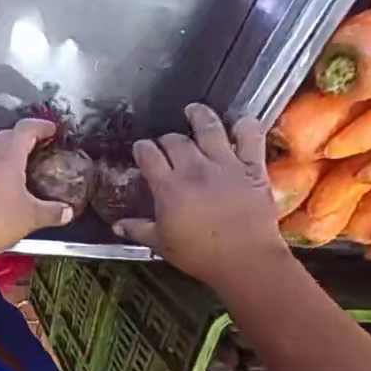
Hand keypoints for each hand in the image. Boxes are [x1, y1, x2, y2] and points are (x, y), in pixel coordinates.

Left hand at [0, 117, 73, 261]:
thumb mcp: (31, 218)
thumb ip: (52, 212)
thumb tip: (67, 212)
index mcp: (7, 157)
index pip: (25, 129)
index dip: (41, 126)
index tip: (53, 131)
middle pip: (7, 135)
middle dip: (24, 137)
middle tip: (40, 147)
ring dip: (8, 152)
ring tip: (23, 167)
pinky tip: (2, 187)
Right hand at [114, 103, 286, 289]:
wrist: (244, 259)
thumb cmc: (199, 255)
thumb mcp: (161, 244)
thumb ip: (138, 230)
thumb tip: (117, 225)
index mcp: (169, 186)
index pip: (148, 155)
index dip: (142, 149)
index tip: (141, 149)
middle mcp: (194, 168)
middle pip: (175, 140)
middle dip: (166, 138)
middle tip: (165, 143)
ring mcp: (225, 164)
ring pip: (210, 128)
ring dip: (200, 116)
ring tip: (194, 110)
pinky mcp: (252, 167)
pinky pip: (250, 137)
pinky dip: (245, 126)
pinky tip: (240, 123)